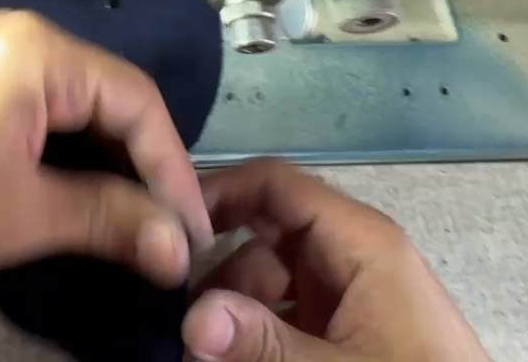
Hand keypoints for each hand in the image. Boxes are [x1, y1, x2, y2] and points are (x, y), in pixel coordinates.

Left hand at [0, 10, 211, 283]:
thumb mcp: (23, 213)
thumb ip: (109, 220)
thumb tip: (177, 249)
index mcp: (41, 50)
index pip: (134, 98)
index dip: (171, 165)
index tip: (193, 229)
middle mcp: (26, 39)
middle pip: (110, 98)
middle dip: (141, 165)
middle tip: (167, 230)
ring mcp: (0, 57)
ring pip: (80, 107)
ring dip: (108, 162)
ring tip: (135, 221)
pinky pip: (48, 111)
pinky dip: (72, 153)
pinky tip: (87, 193)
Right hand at [182, 160, 487, 361]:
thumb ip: (264, 343)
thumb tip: (190, 317)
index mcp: (359, 239)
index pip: (277, 184)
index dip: (221, 191)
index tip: (168, 224)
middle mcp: (351, 254)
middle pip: (266, 232)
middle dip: (220, 265)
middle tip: (175, 304)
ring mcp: (350, 295)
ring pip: (271, 278)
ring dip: (234, 308)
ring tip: (200, 347)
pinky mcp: (349, 332)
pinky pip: (289, 314)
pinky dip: (259, 333)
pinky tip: (231, 356)